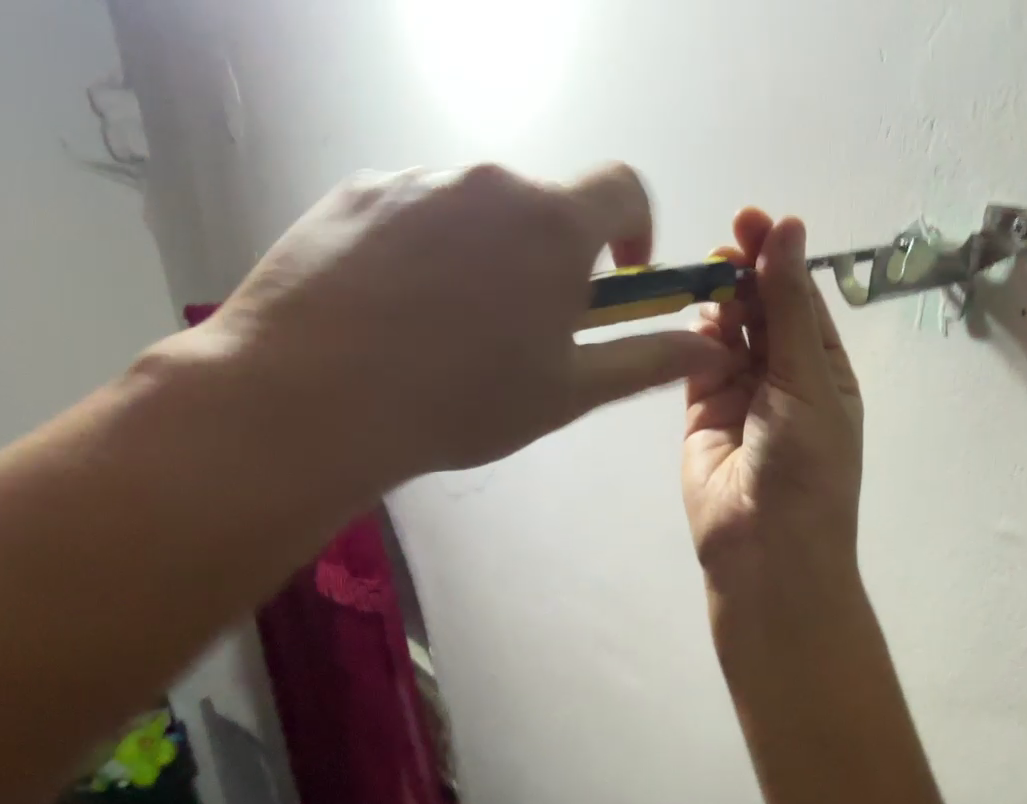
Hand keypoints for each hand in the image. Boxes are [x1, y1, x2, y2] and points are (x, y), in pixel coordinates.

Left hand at [180, 162, 727, 479]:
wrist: (312, 397)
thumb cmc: (463, 401)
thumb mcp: (569, 391)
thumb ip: (647, 360)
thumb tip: (714, 348)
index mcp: (554, 224)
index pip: (623, 188)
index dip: (635, 228)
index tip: (621, 273)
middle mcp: (490, 181)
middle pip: (544, 205)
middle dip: (552, 255)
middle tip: (524, 324)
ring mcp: (416, 180)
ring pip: (477, 209)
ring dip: (487, 252)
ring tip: (449, 324)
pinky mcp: (356, 192)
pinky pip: (415, 209)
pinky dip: (425, 247)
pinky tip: (395, 307)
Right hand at [681, 210, 863, 585]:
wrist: (767, 548)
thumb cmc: (808, 465)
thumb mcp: (809, 380)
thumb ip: (789, 307)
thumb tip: (789, 228)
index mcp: (825, 372)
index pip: (802, 303)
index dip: (783, 261)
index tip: (759, 220)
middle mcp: (783, 379)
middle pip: (763, 310)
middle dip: (749, 272)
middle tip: (731, 238)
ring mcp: (739, 395)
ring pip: (727, 330)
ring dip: (722, 299)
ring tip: (713, 270)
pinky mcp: (700, 412)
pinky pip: (696, 360)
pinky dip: (695, 333)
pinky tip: (696, 309)